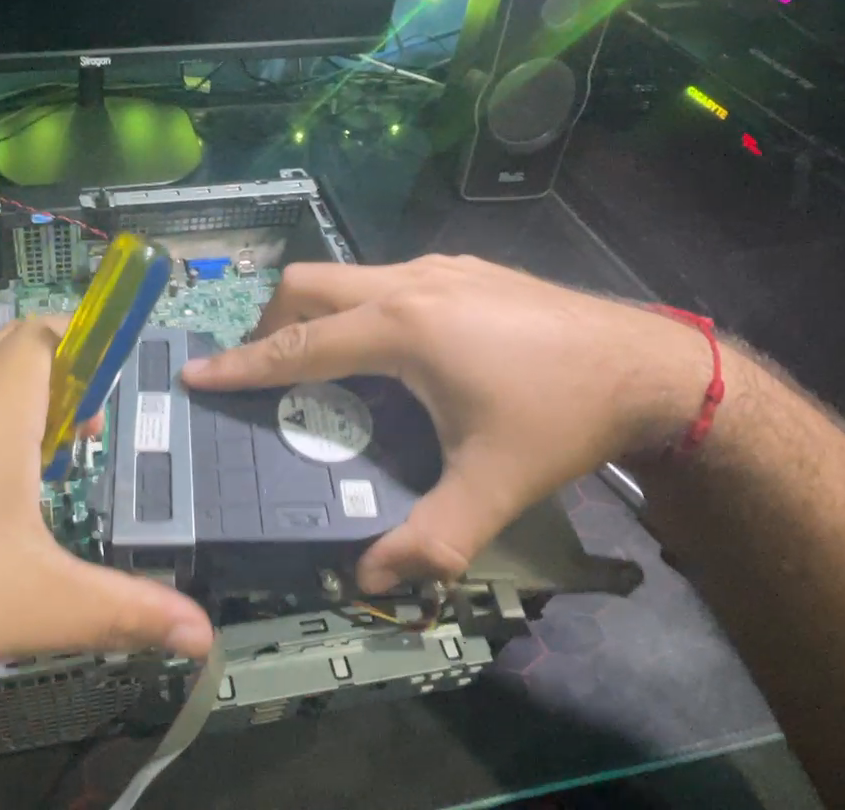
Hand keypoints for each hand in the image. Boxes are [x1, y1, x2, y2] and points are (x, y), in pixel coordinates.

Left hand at [0, 318, 213, 728]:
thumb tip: (204, 634)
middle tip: (84, 429)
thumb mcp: (37, 607)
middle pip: (6, 350)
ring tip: (39, 473)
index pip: (41, 332)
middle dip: (56, 372)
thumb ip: (127, 613)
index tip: (114, 382)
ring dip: (11, 407)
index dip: (85, 337)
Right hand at [181, 256, 715, 592]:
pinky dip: (358, 305)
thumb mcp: (493, 485)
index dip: (241, 365)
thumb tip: (369, 579)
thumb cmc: (561, 420)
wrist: (650, 366)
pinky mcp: (462, 266)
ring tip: (321, 362)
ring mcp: (437, 267)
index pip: (297, 347)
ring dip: (316, 311)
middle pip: (306, 286)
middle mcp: (407, 284)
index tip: (194, 372)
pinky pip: (385, 277)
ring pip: (345, 275)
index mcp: (401, 330)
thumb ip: (429, 536)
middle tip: (264, 371)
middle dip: (270, 323)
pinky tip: (392, 347)